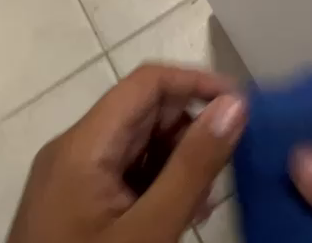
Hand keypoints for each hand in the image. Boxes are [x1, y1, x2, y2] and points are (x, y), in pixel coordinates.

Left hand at [8, 64, 246, 242]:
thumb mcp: (150, 232)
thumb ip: (194, 165)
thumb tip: (236, 103)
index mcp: (82, 146)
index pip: (148, 82)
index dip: (197, 83)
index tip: (241, 109)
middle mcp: (72, 152)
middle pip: (144, 112)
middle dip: (191, 130)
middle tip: (226, 168)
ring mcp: (70, 182)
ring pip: (138, 144)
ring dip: (178, 161)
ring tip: (203, 203)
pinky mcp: (74, 210)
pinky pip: (125, 176)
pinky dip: (158, 186)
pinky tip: (180, 218)